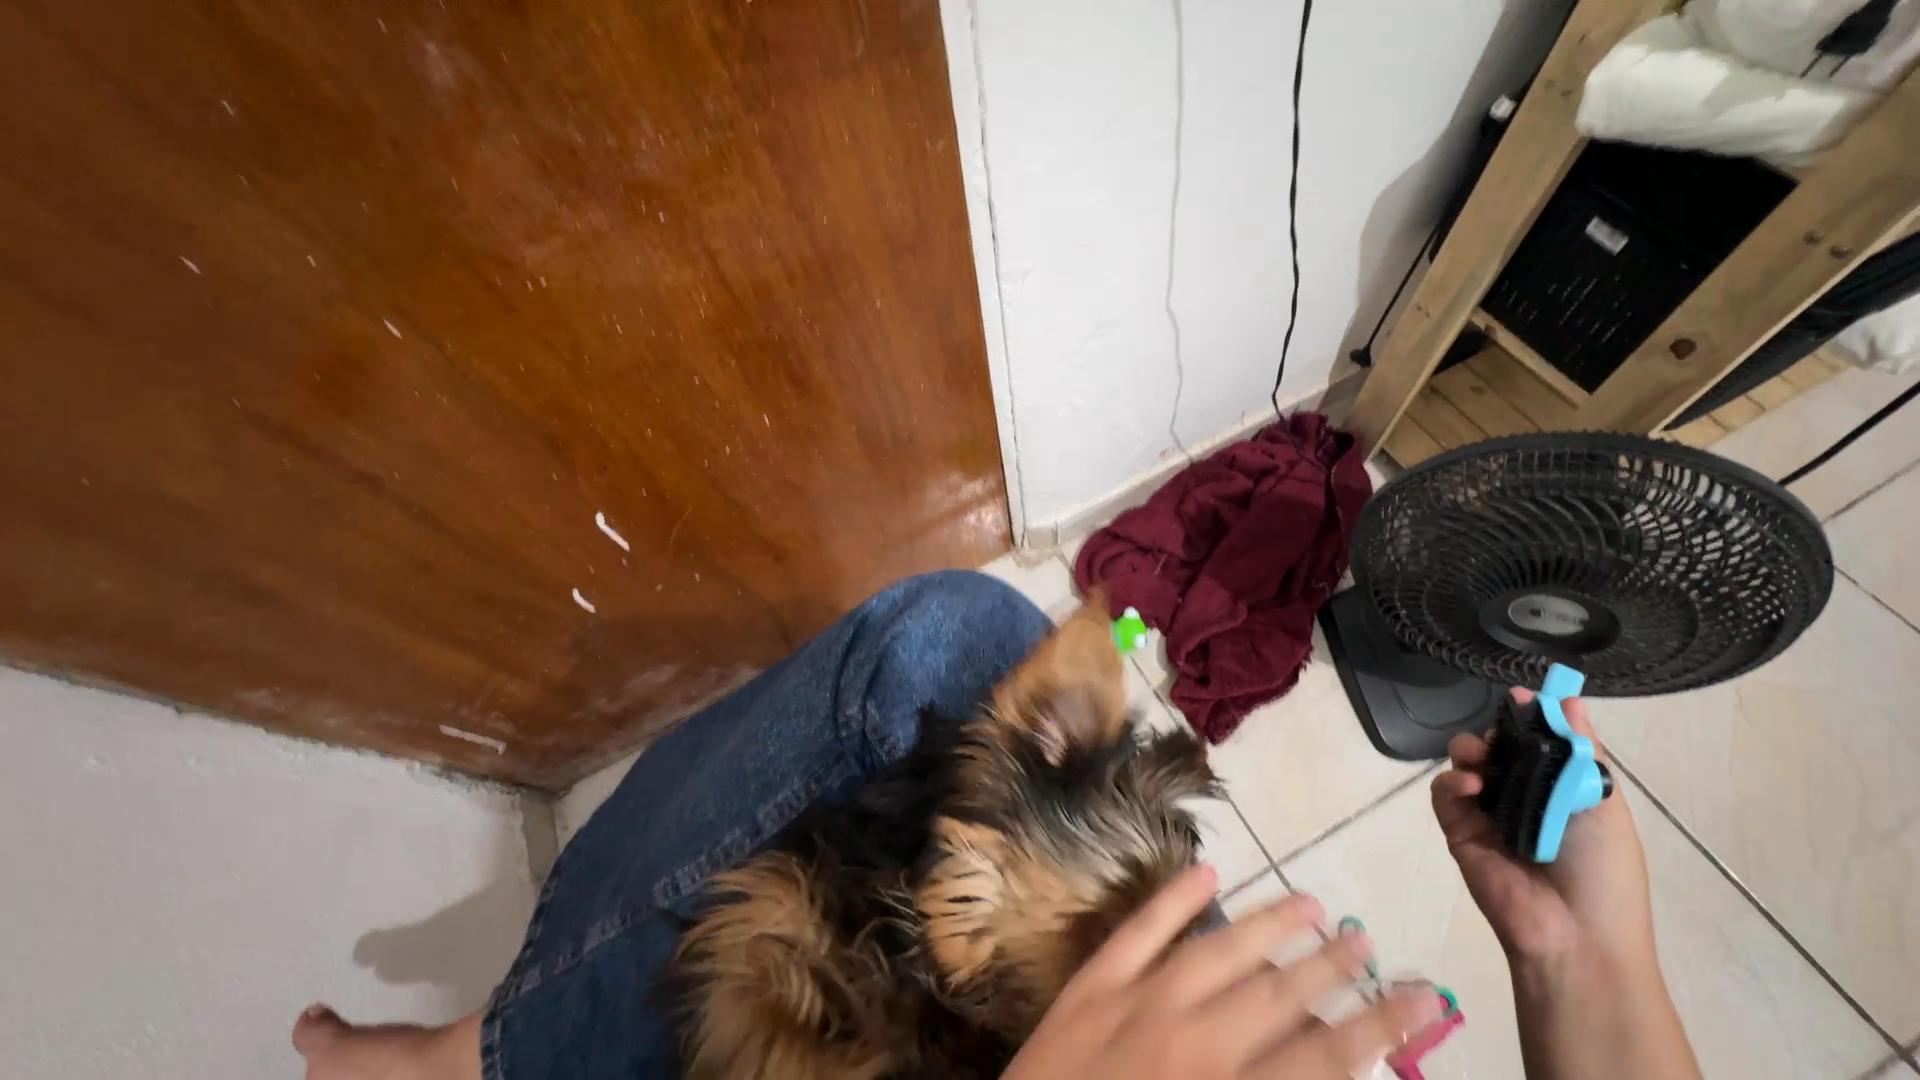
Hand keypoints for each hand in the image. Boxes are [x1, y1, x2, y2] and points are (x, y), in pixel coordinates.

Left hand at [1003, 865, 1446, 1079]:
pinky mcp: (1093, 982)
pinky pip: (1139, 930)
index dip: (1380, 1024)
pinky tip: (1205, 870)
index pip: (1324, 1054)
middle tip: (1365, 939)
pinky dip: (1172, 898)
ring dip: (1268, 923)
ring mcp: (1138, 1000)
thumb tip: (1327, 1069)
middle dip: (1329, 965)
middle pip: (1278, 993)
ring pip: (1219, 950)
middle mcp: (1192, 1039)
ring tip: (1310, 902)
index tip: (1423, 994)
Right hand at [1430, 690, 1655, 966]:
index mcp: (1562, 791)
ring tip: (1478, 761)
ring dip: (1469, 752)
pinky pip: (1444, 792)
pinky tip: (1469, 785)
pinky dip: (1452, 781)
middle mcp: (1523, 798)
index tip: (1521, 697)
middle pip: (1499, 748)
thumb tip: (1569, 697)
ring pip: (1466, 763)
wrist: (1572, 931)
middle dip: (1495, 733)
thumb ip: (1580, 750)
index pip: (1539, 743)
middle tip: (1498, 735)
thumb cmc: (1602, 869)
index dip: (1529, 719)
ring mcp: (1487, 814)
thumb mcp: (1602, 803)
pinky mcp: (1458, 829)